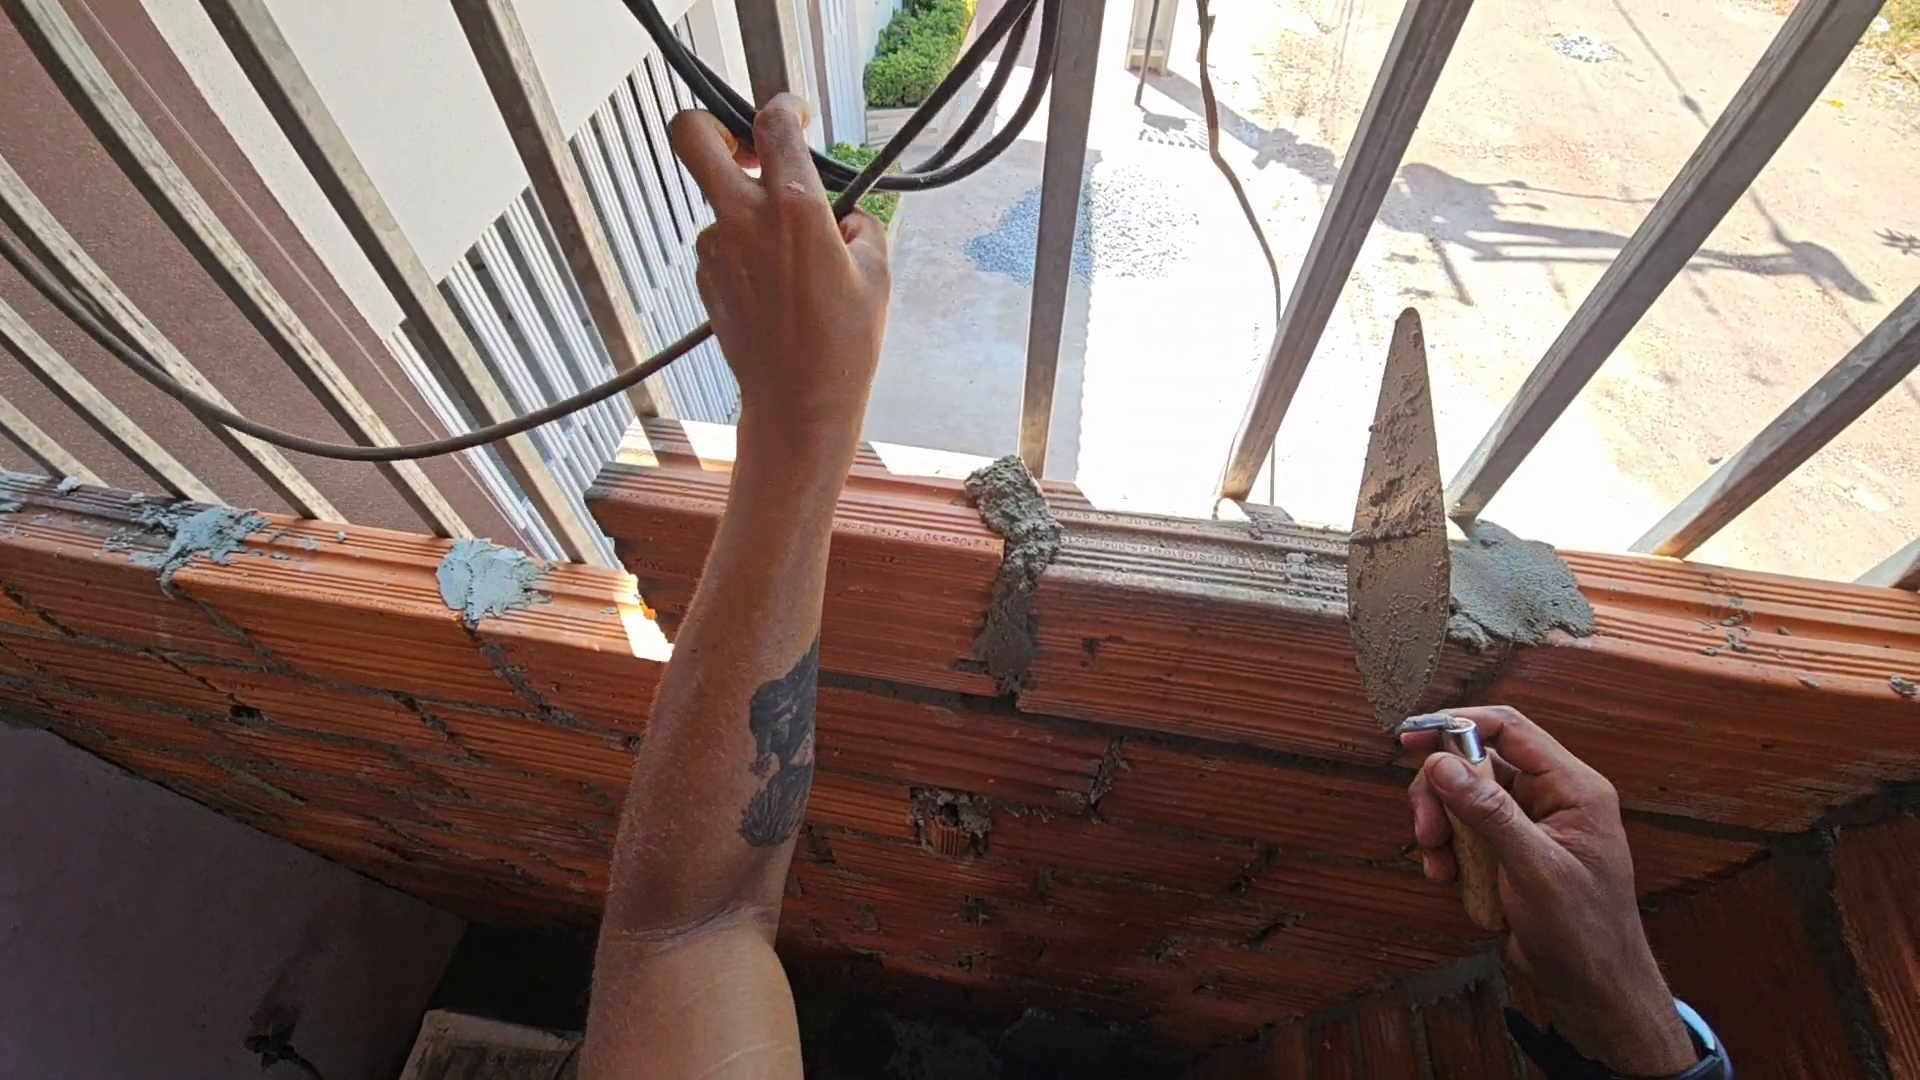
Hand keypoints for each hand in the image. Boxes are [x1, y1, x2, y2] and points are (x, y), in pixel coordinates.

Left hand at [668, 96, 890, 460]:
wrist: (799, 402)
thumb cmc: (844, 345)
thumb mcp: (877, 276)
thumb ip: (861, 224)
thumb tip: (843, 213)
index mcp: (795, 211)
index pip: (774, 125)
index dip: (785, 106)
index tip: (795, 114)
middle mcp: (744, 221)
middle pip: (692, 136)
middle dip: (713, 126)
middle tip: (746, 149)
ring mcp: (717, 250)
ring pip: (718, 201)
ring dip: (748, 211)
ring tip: (792, 260)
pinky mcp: (706, 279)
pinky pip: (723, 245)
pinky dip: (746, 251)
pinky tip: (777, 290)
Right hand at [1403, 706, 1697, 1076]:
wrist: (1592, 992)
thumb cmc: (1583, 933)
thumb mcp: (1534, 869)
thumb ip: (1488, 811)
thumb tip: (1438, 760)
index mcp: (1571, 788)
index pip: (1506, 727)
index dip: (1455, 723)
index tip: (1411, 739)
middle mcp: (1546, 795)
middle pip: (1471, 760)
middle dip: (1439, 791)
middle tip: (1426, 828)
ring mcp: (1523, 819)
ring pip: (1457, 791)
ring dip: (1438, 822)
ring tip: (1436, 858)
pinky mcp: (1503, 842)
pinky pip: (1458, 823)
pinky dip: (1443, 845)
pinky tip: (1446, 874)